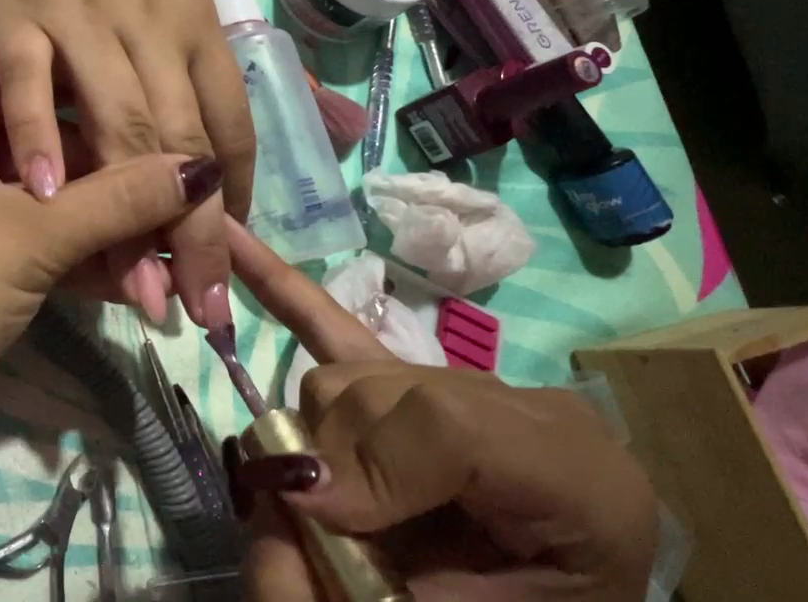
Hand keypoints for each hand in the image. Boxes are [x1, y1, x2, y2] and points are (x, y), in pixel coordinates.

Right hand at [0, 0, 255, 327]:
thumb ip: (203, 63)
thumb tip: (221, 151)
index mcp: (197, 22)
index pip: (229, 124)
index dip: (232, 201)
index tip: (227, 264)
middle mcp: (151, 25)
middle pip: (181, 139)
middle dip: (194, 234)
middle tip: (200, 312)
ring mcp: (84, 19)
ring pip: (117, 121)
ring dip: (129, 209)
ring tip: (136, 290)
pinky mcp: (19, 14)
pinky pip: (32, 83)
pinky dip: (38, 138)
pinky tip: (44, 197)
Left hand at [0, 72, 224, 442]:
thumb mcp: (27, 235)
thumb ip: (119, 196)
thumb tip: (203, 164)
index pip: (46, 92)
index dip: (115, 120)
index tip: (182, 149)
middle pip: (56, 157)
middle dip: (121, 206)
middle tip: (190, 238)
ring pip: (53, 208)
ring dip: (110, 245)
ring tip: (173, 284)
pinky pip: (38, 246)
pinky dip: (81, 267)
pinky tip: (140, 292)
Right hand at [224, 224, 661, 600]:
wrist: (548, 597)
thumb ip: (360, 582)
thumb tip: (276, 496)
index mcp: (574, 473)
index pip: (448, 424)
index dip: (370, 461)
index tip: (315, 512)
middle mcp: (520, 404)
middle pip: (380, 388)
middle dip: (331, 458)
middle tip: (320, 533)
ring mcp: (462, 379)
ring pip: (344, 371)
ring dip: (313, 435)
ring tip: (326, 507)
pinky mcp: (414, 374)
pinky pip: (336, 326)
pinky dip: (280, 289)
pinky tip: (234, 240)